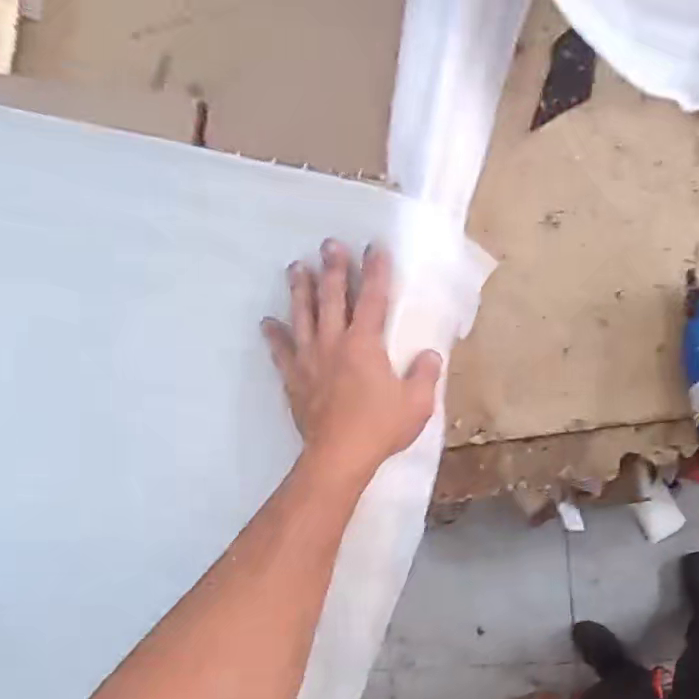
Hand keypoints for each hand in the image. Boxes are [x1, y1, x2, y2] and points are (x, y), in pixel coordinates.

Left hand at [262, 240, 441, 473]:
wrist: (339, 454)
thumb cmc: (382, 427)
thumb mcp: (417, 403)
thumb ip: (425, 375)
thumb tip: (429, 355)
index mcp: (366, 345)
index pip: (373, 299)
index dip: (376, 272)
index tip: (374, 247)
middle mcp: (334, 343)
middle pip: (332, 298)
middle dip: (333, 269)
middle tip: (330, 244)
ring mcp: (310, 359)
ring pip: (302, 315)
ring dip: (300, 289)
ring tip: (296, 267)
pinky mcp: (294, 378)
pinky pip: (281, 350)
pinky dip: (275, 335)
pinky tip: (269, 322)